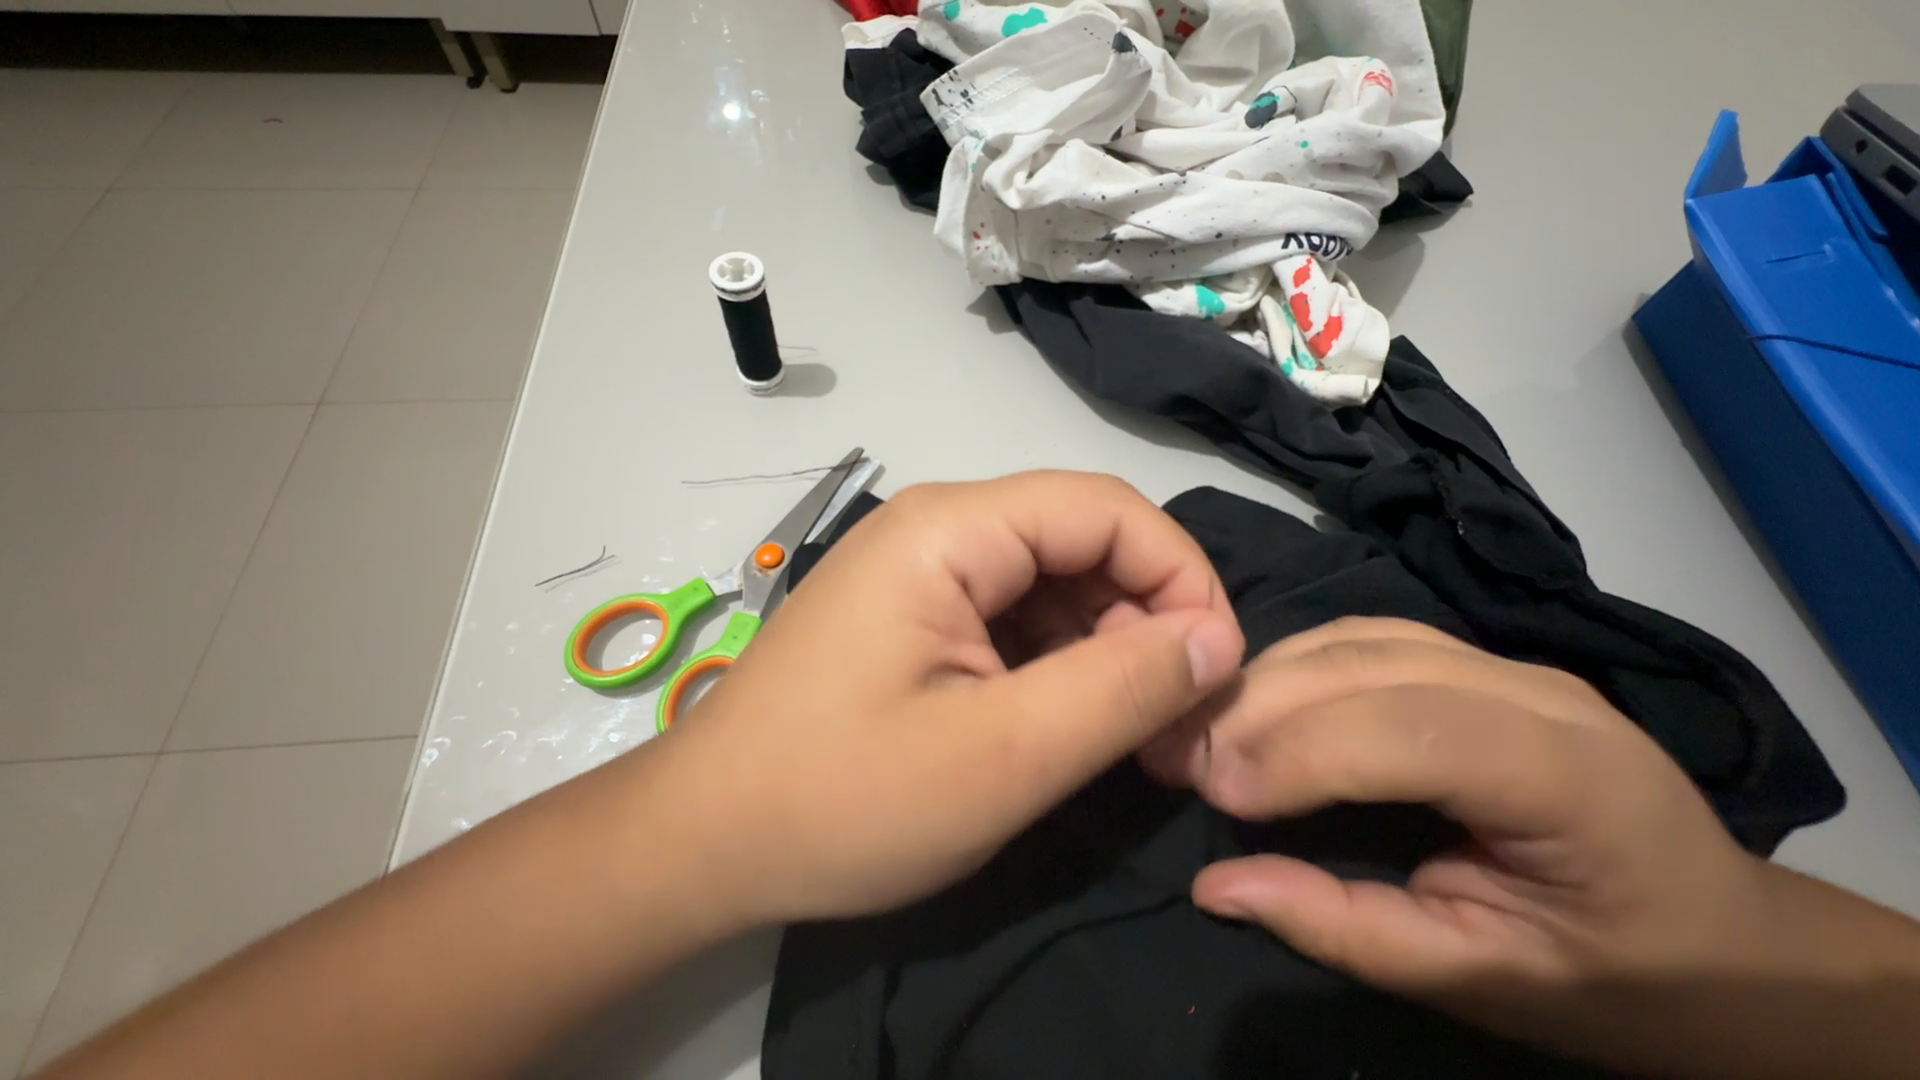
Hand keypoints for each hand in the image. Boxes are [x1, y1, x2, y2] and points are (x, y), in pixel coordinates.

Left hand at [649, 471, 1244, 927]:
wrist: (703, 842)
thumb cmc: (842, 800)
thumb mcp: (1002, 755)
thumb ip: (1120, 688)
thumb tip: (1214, 640)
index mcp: (951, 531)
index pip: (1109, 510)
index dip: (1181, 578)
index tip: (1214, 674)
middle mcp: (936, 530)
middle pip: (1083, 543)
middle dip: (1147, 622)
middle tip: (1178, 727)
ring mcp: (919, 574)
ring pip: (1054, 585)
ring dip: (1108, 651)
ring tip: (1133, 739)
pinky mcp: (912, 620)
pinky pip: (1013, 620)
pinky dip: (1059, 667)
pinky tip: (1069, 727)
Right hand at [1147, 616, 1919, 1078]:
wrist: (1728, 941)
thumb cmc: (1617, 976)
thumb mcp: (1481, 976)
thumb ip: (1345, 927)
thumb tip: (1217, 887)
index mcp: (1568, 775)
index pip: (1412, 729)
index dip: (1301, 751)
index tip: (1213, 792)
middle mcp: (1536, 690)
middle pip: (1369, 665)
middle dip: (1259, 707)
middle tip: (1176, 757)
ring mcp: (1505, 662)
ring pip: (1356, 636)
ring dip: (1266, 677)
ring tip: (1202, 729)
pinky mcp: (1474, 660)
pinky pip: (1363, 637)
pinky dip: (1294, 664)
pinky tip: (1255, 701)